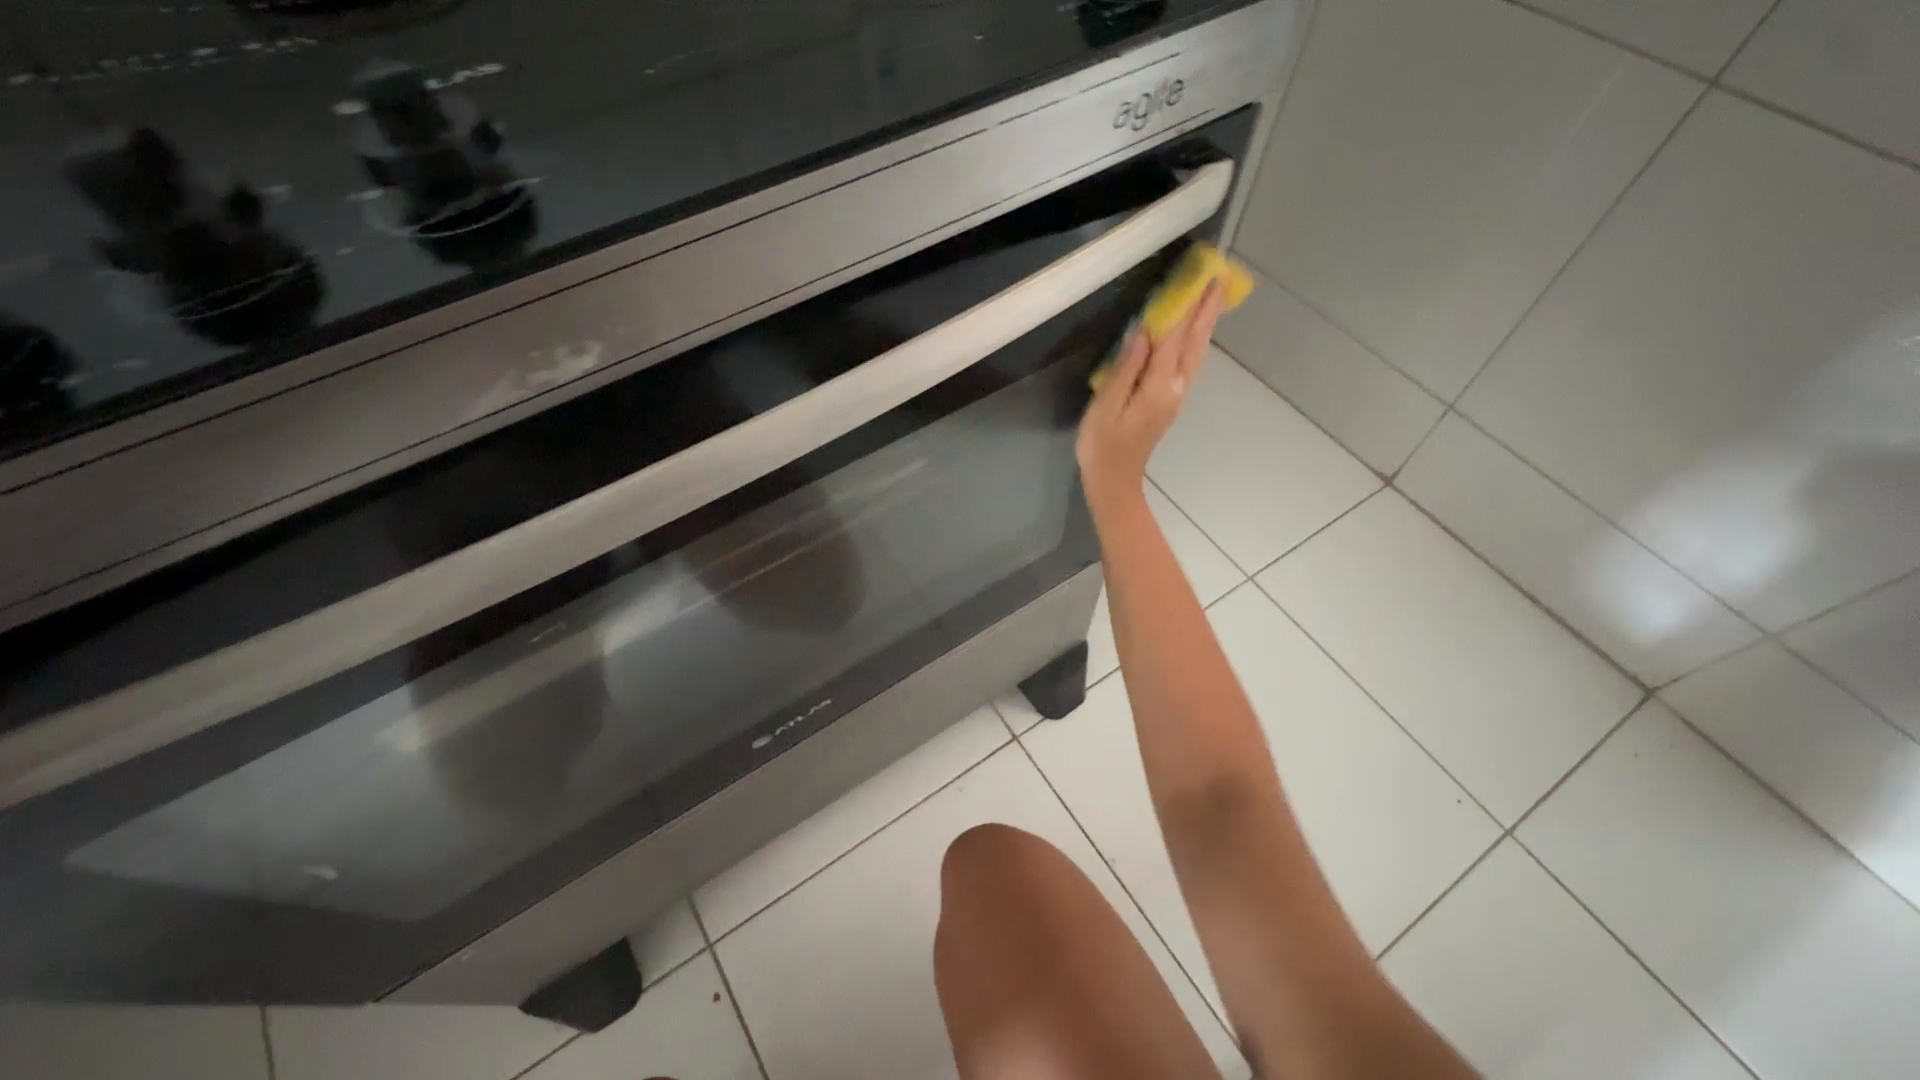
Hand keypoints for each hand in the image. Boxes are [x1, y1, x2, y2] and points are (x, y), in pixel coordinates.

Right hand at [1076, 279, 1223, 516]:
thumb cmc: (1101, 446)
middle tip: (1219, 279)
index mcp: (1158, 388)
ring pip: (1196, 354)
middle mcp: (1174, 389)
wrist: (1114, 482)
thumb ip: (1126, 369)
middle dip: (1206, 310)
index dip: (1186, 307)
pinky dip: (1194, 341)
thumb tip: (1144, 333)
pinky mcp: (1169, 402)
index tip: (1200, 279)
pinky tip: (1194, 332)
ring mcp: (1175, 397)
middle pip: (1194, 343)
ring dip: (1205, 324)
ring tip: (1213, 297)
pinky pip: (1188, 363)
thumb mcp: (1106, 406)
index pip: (1174, 338)